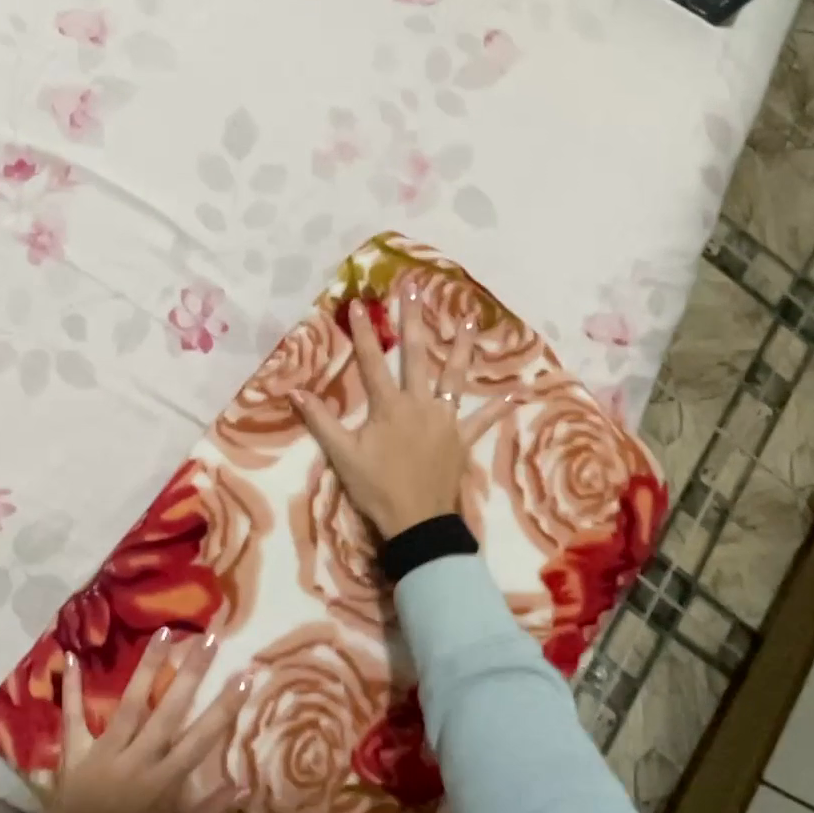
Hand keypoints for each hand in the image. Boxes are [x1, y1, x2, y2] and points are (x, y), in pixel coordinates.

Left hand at [39, 631, 251, 812]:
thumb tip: (244, 785)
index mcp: (161, 785)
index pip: (200, 738)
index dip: (225, 706)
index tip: (244, 674)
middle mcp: (134, 761)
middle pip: (168, 710)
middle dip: (191, 671)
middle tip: (208, 637)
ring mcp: (101, 755)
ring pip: (128, 703)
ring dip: (147, 665)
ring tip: (163, 631)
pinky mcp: (73, 757)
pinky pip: (71, 719)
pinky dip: (70, 689)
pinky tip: (69, 657)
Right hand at [291, 294, 515, 540]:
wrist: (417, 524)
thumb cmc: (376, 488)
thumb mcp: (342, 455)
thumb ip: (321, 421)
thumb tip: (294, 392)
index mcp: (389, 406)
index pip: (372, 362)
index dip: (362, 332)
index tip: (357, 303)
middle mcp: (419, 404)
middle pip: (416, 355)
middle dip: (414, 319)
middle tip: (414, 288)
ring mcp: (445, 420)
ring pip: (454, 377)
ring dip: (462, 347)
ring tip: (471, 319)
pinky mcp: (462, 439)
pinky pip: (483, 420)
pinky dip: (500, 406)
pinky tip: (520, 392)